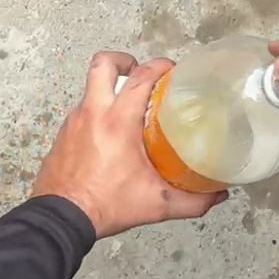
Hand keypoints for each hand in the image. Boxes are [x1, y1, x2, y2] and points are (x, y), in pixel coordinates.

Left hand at [32, 52, 225, 237]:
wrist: (60, 219)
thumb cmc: (106, 205)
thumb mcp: (156, 204)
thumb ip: (193, 201)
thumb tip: (218, 195)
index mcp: (118, 121)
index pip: (141, 77)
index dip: (159, 65)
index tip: (172, 70)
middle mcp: (93, 113)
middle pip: (102, 63)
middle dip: (122, 60)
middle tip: (139, 72)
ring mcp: (73, 122)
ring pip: (90, 88)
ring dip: (109, 90)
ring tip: (128, 110)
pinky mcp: (62, 135)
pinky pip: (81, 113)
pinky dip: (96, 115)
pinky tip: (109, 138)